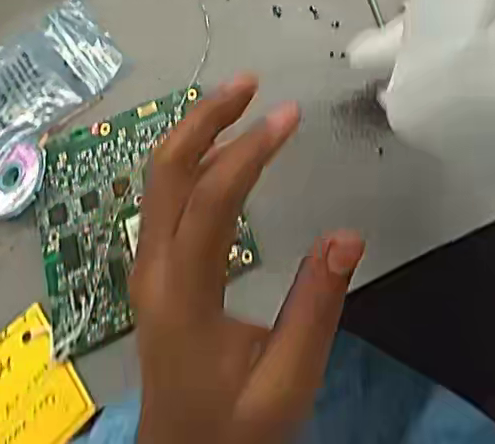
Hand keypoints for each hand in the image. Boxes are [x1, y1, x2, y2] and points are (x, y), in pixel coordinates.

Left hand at [132, 73, 365, 443]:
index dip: (250, 150)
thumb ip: (316, 308)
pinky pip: (165, 193)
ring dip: (196, 129)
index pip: (212, 200)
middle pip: (167, 169)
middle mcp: (154, 266)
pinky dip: (193, 154)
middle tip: (250, 84)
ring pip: (160, 176)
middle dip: (207, 117)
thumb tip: (348, 233)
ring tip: (238, 98)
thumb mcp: (286, 383)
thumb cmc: (233, 428)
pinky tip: (220, 141)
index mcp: (183, 292)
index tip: (289, 115)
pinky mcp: (153, 266)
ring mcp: (147, 263)